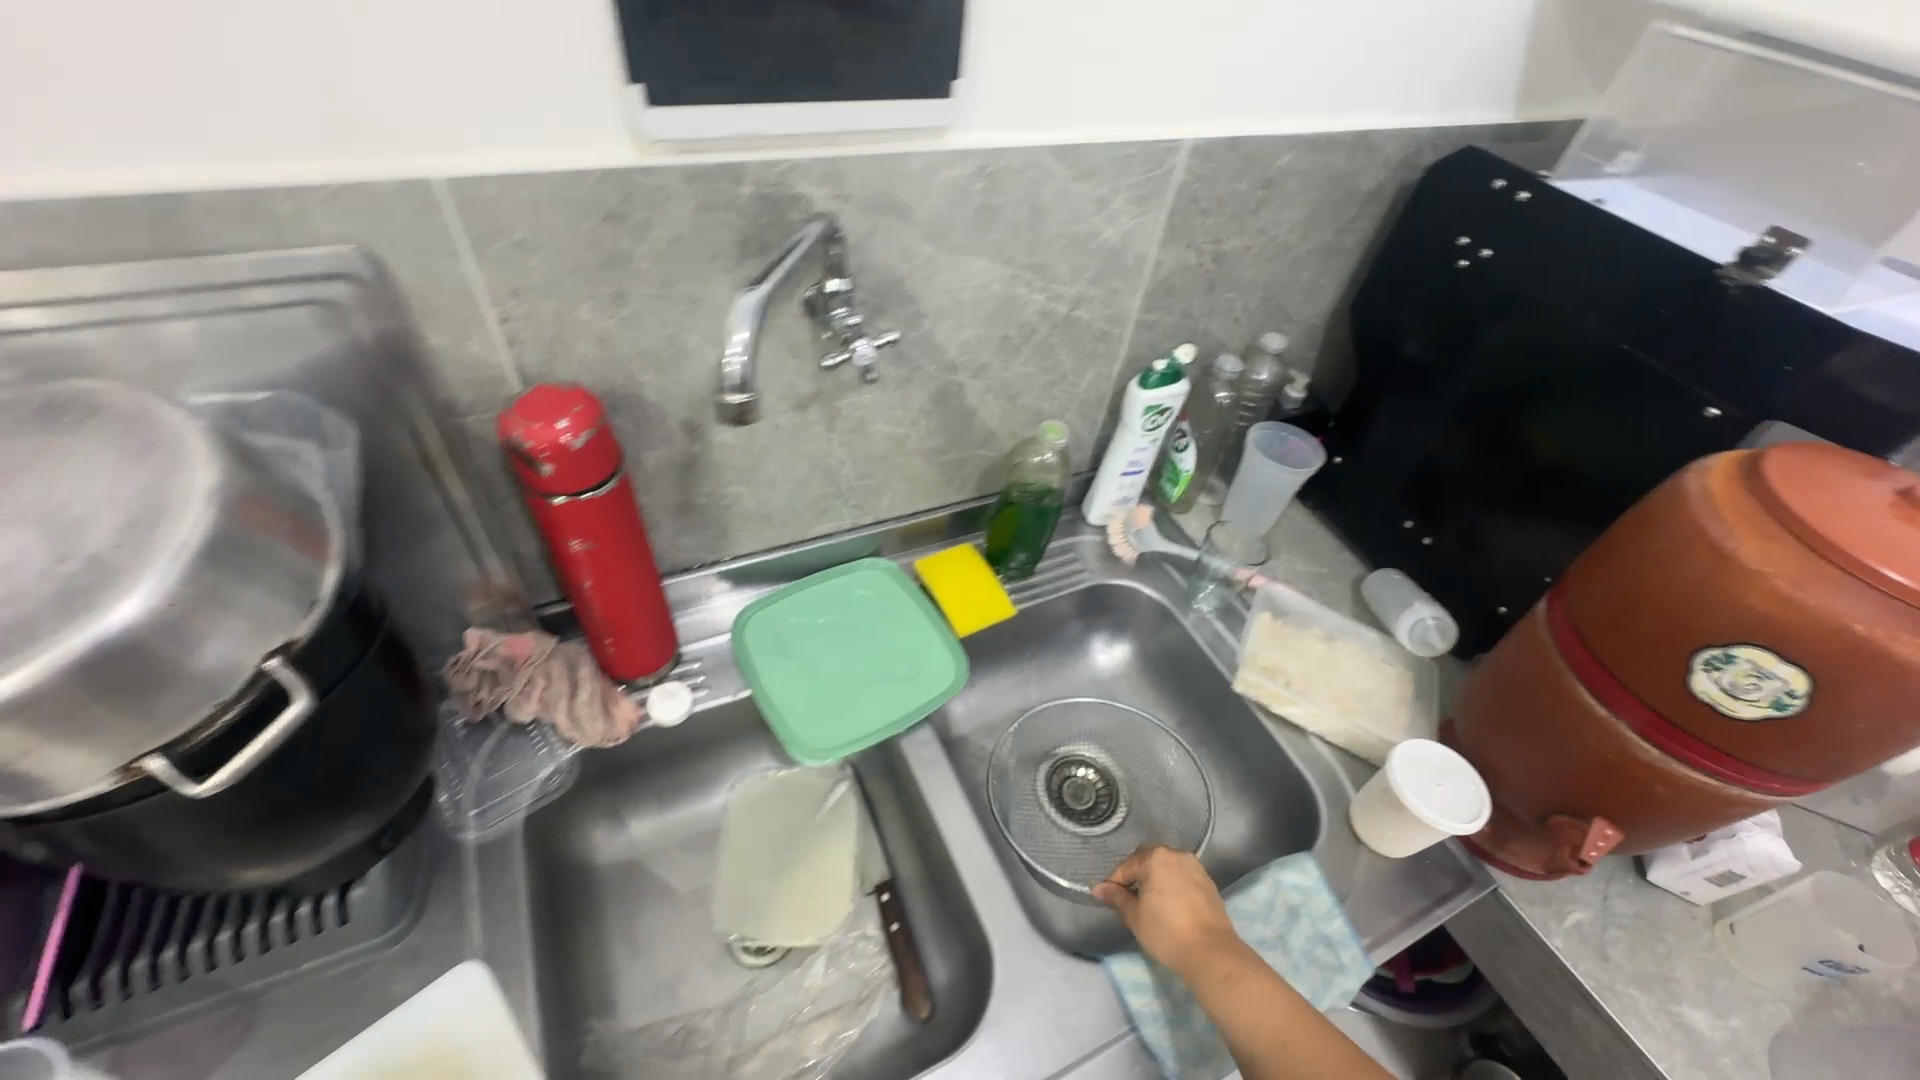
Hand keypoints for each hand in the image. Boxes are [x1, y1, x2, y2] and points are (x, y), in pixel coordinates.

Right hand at [1094, 845, 1245, 978]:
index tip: (1110, 900)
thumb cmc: (1166, 931)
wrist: (1210, 952)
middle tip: (1130, 899)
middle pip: (1148, 859)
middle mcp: (1176, 855)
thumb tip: (1099, 888)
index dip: (1116, 883)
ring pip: (1167, 867)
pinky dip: (1173, 885)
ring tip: (1151, 903)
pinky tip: (1170, 905)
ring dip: (1156, 879)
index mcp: (1155, 858)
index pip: (1127, 866)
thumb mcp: (1134, 916)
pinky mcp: (1208, 882)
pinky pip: (1183, 877)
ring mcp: (1195, 867)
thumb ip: (1116, 898)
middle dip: (1137, 876)